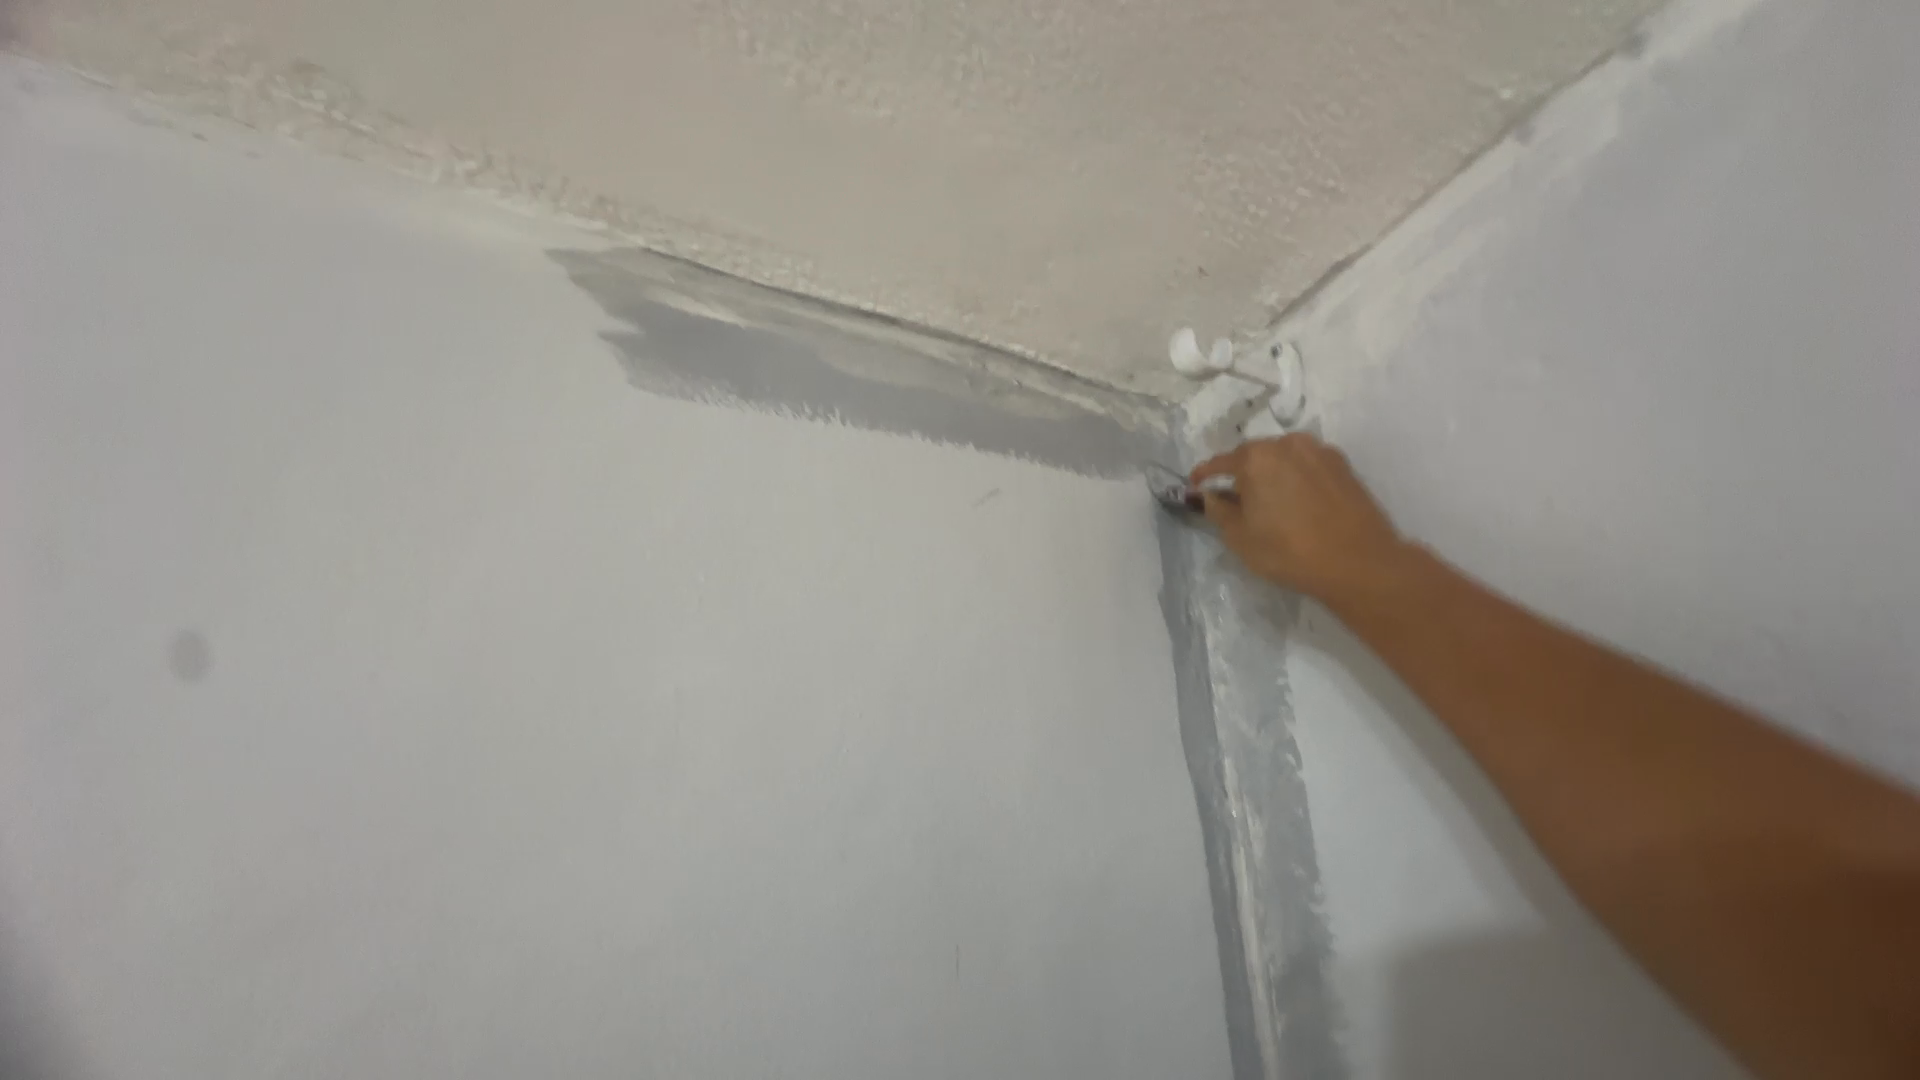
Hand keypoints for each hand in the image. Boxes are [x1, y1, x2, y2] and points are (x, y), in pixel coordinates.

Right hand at [1189, 434, 1408, 602]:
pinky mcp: (1343, 465)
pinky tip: (1297, 502)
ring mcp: (1319, 451)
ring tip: (1269, 500)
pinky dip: (1296, 478)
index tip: (1195, 485)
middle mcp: (1286, 444)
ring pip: (1283, 458)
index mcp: (1255, 458)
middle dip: (1241, 474)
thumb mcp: (1239, 537)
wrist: (1358, 562)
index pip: (1219, 463)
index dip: (1203, 476)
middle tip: (1235, 498)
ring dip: (1270, 474)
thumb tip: (1210, 495)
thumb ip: (1218, 510)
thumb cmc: (1288, 551)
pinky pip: (1307, 466)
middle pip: (1253, 456)